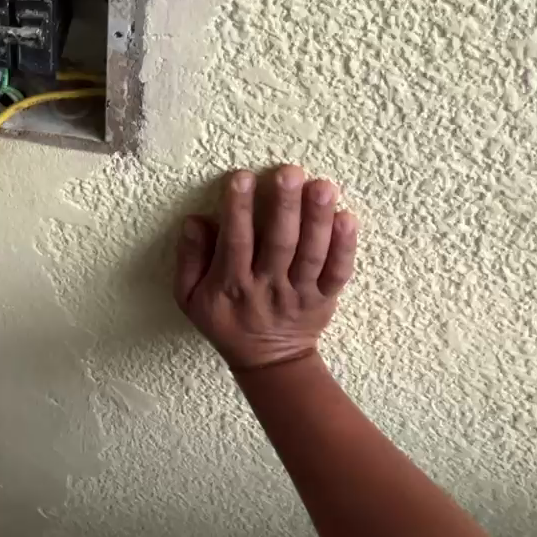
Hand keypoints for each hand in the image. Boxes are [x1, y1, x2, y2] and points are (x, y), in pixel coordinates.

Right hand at [174, 165, 358, 372]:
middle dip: (285, 206)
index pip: (236, 241)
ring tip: (322, 186)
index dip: (238, 208)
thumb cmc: (224, 322)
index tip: (242, 177)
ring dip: (318, 219)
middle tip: (289, 172)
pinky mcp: (325, 298)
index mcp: (231, 284)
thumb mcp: (188, 297)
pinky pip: (338, 272)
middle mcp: (267, 286)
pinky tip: (348, 218)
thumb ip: (189, 258)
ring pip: (311, 254)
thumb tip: (196, 220)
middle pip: (279, 243)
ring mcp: (299, 293)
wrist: (269, 363)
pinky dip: (345, 246)